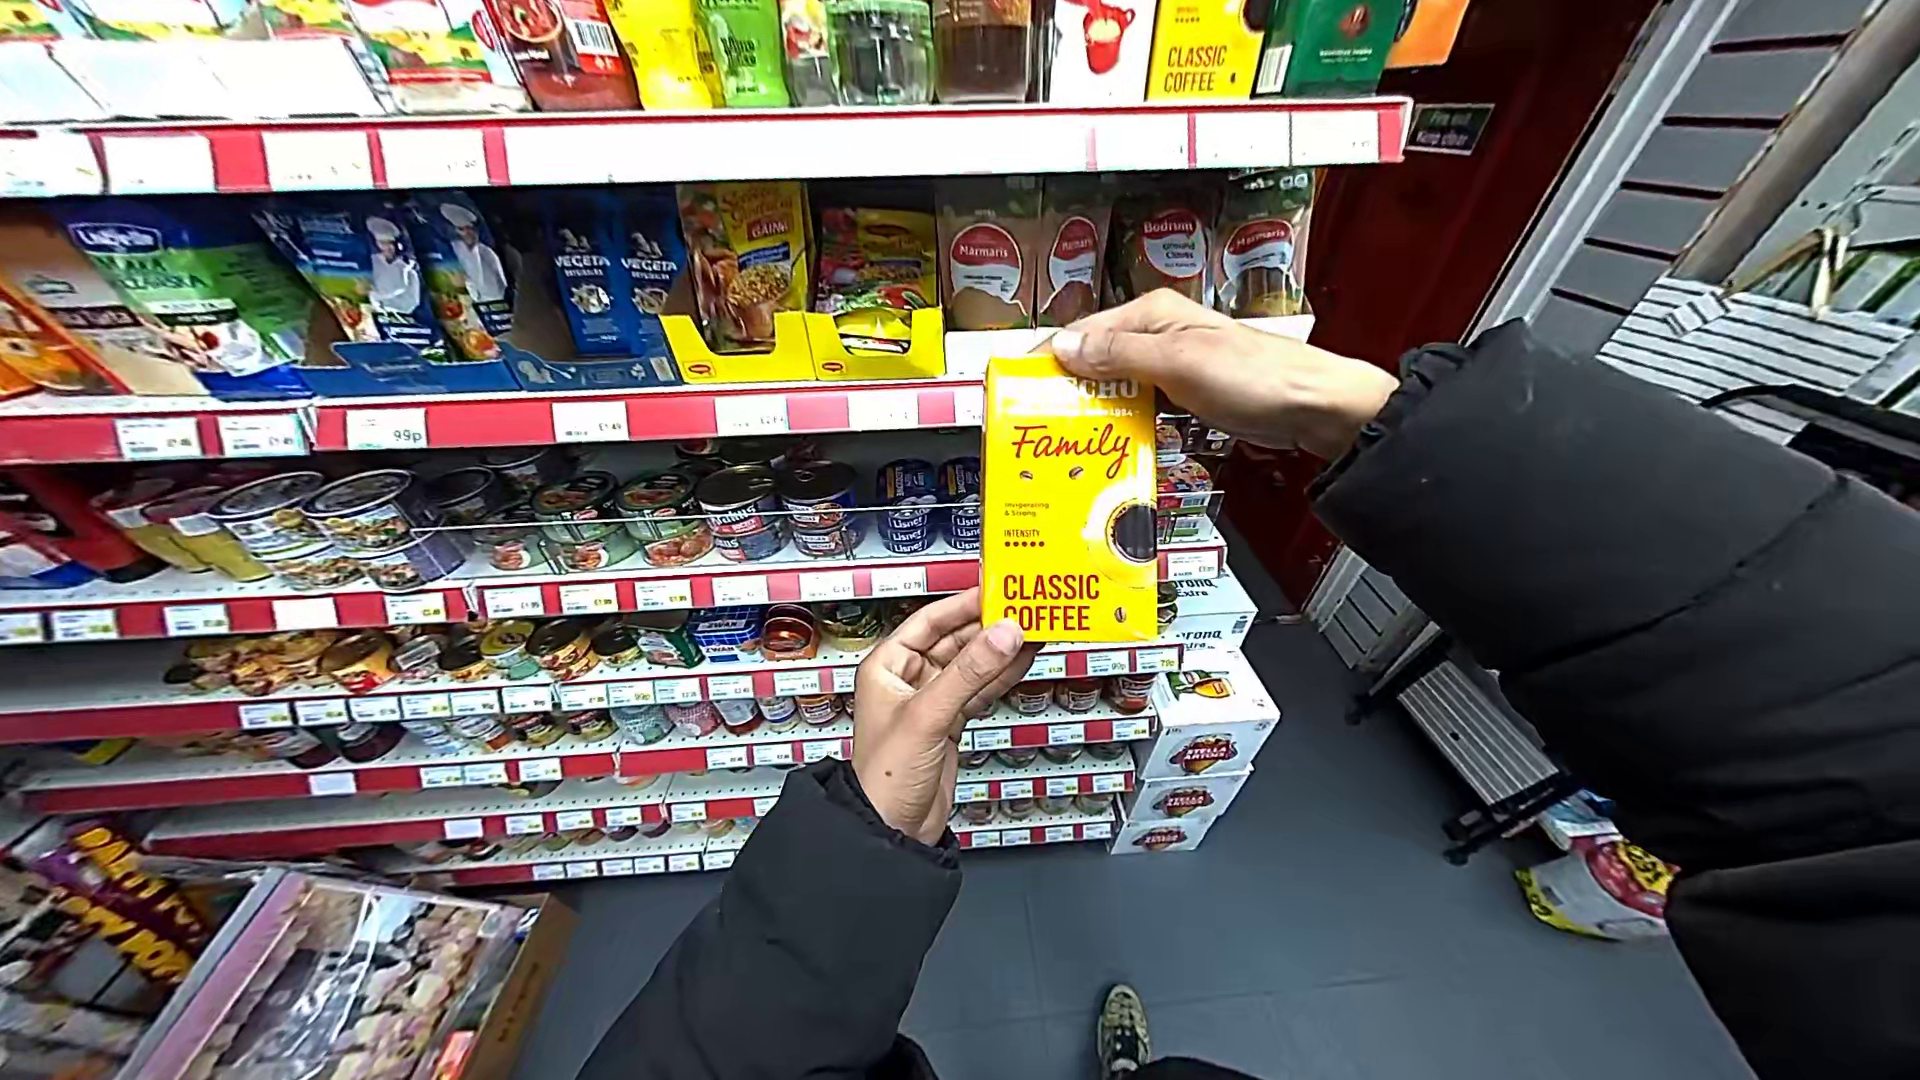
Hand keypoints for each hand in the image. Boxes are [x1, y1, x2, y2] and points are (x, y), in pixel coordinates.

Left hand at [853, 589, 1042, 844]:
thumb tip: (1004, 632)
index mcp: (888, 665)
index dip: (963, 604)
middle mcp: (910, 678)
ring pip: (972, 665)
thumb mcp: (928, 715)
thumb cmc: (885, 775)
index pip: (930, 621)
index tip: (996, 590)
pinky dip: (1002, 676)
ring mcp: (933, 700)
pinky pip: (980, 689)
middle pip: (955, 640)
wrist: (893, 832)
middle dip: (989, 626)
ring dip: (1001, 650)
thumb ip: (969, 672)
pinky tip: (1024, 660)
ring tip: (1034, 629)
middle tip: (1025, 609)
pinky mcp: (951, 720)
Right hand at [1047, 289, 1399, 459]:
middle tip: (1038, 425)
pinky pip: (1135, 405)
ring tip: (1065, 439)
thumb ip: (1118, 354)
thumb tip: (1062, 347)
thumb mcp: (1178, 362)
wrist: (1313, 409)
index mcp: (1149, 315)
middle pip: (1092, 360)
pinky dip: (1118, 421)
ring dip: (1090, 409)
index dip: (1045, 360)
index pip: (1079, 332)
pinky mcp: (1179, 393)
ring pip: (1111, 385)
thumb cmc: (1255, 378)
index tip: (1018, 390)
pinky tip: (1107, 441)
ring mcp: (1167, 365)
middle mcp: (1154, 335)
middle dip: (1064, 390)